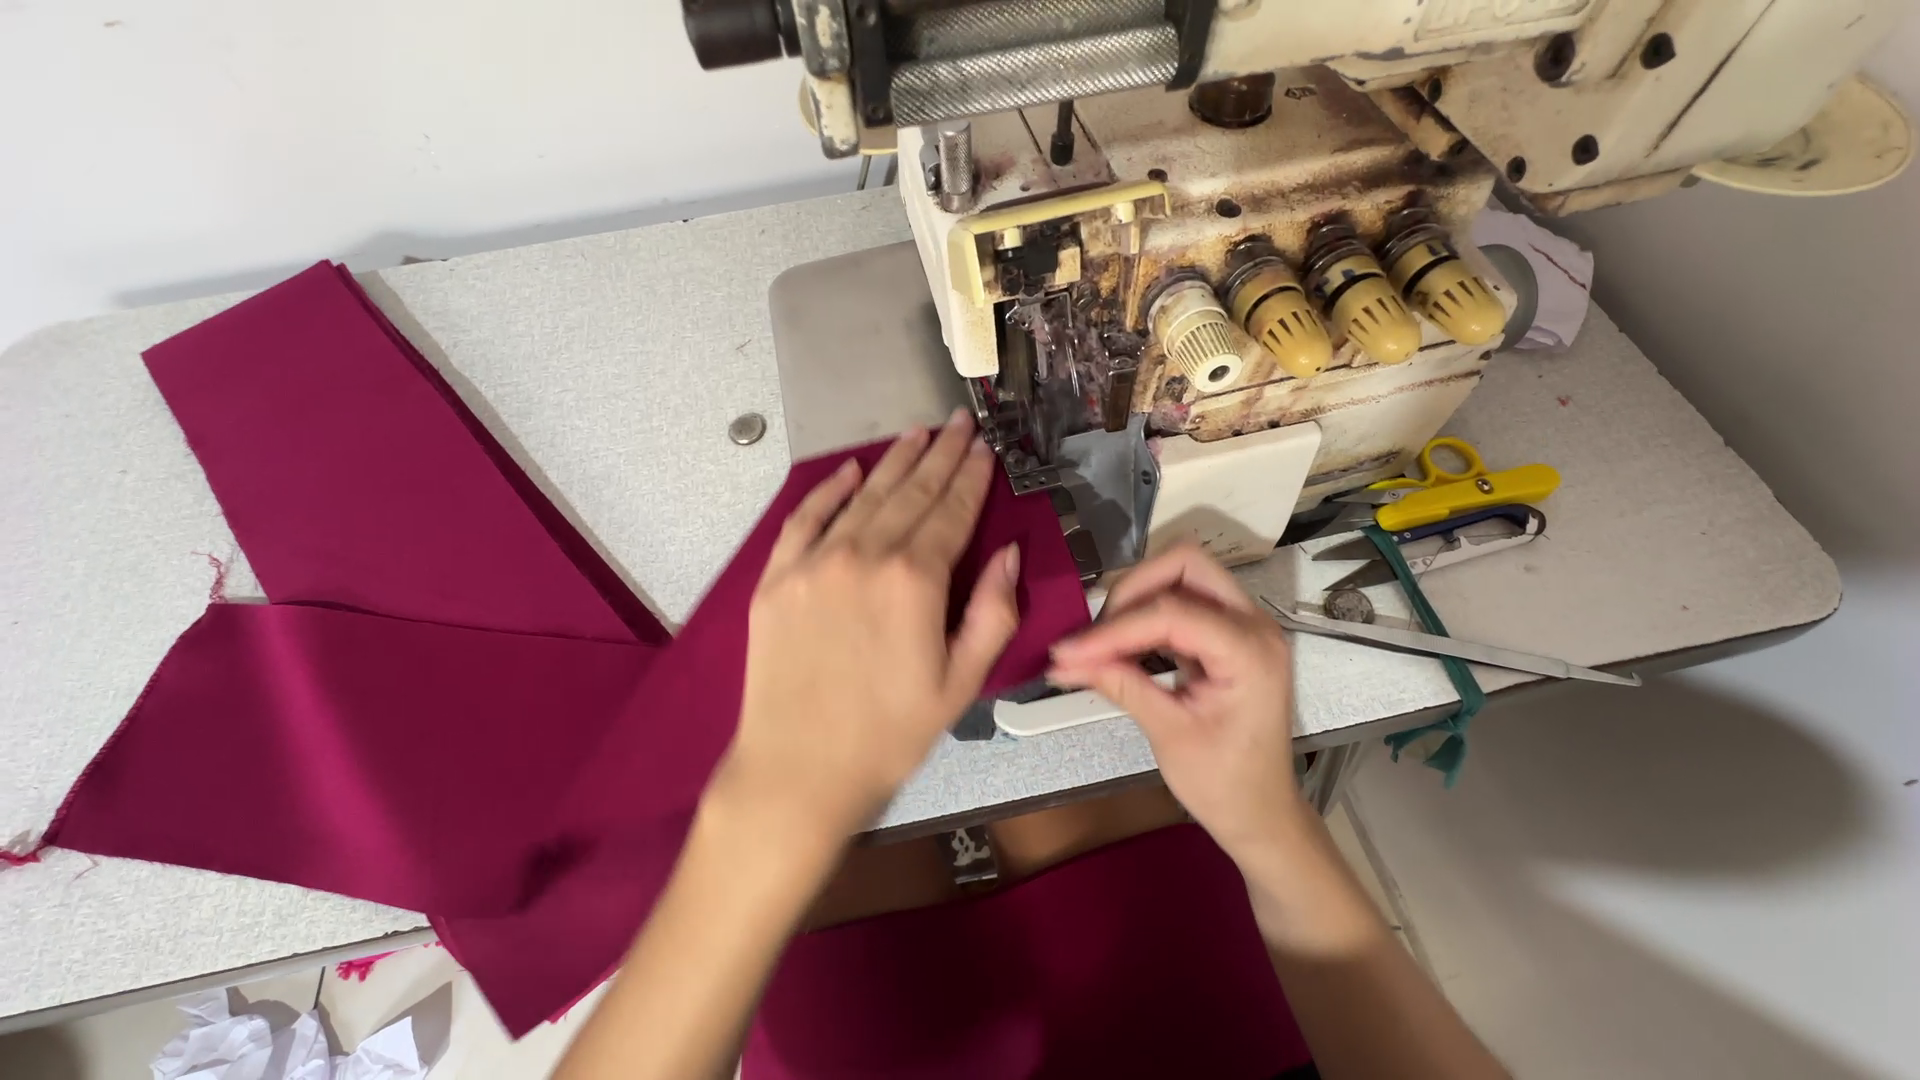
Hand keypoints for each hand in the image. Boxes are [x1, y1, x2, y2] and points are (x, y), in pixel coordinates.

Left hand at [715, 410, 1023, 840]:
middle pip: (910, 493)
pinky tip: (848, 470)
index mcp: (915, 580)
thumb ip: (992, 612)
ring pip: (863, 497)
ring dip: (893, 462)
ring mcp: (814, 562)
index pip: (951, 512)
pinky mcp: (777, 578)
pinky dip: (828, 490)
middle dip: (939, 455)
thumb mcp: (961, 683)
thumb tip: (1008, 554)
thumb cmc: (890, 734)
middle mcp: (864, 555)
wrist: (798, 770)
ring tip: (916, 434)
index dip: (971, 477)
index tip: (983, 448)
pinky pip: (805, 518)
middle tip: (957, 422)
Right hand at [1046, 544, 1302, 859]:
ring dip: (1137, 599)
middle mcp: (1254, 624)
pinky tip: (1121, 645)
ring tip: (1102, 641)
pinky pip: (1184, 601)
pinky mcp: (1229, 635)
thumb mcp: (1169, 734)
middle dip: (1132, 590)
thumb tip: (1064, 661)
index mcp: (1250, 651)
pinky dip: (1148, 614)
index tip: (1067, 652)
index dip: (1113, 629)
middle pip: (1184, 565)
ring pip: (1182, 576)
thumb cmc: (1225, 785)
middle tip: (1095, 635)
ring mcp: (1245, 625)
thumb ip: (1122, 685)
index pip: (1170, 612)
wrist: (1262, 815)